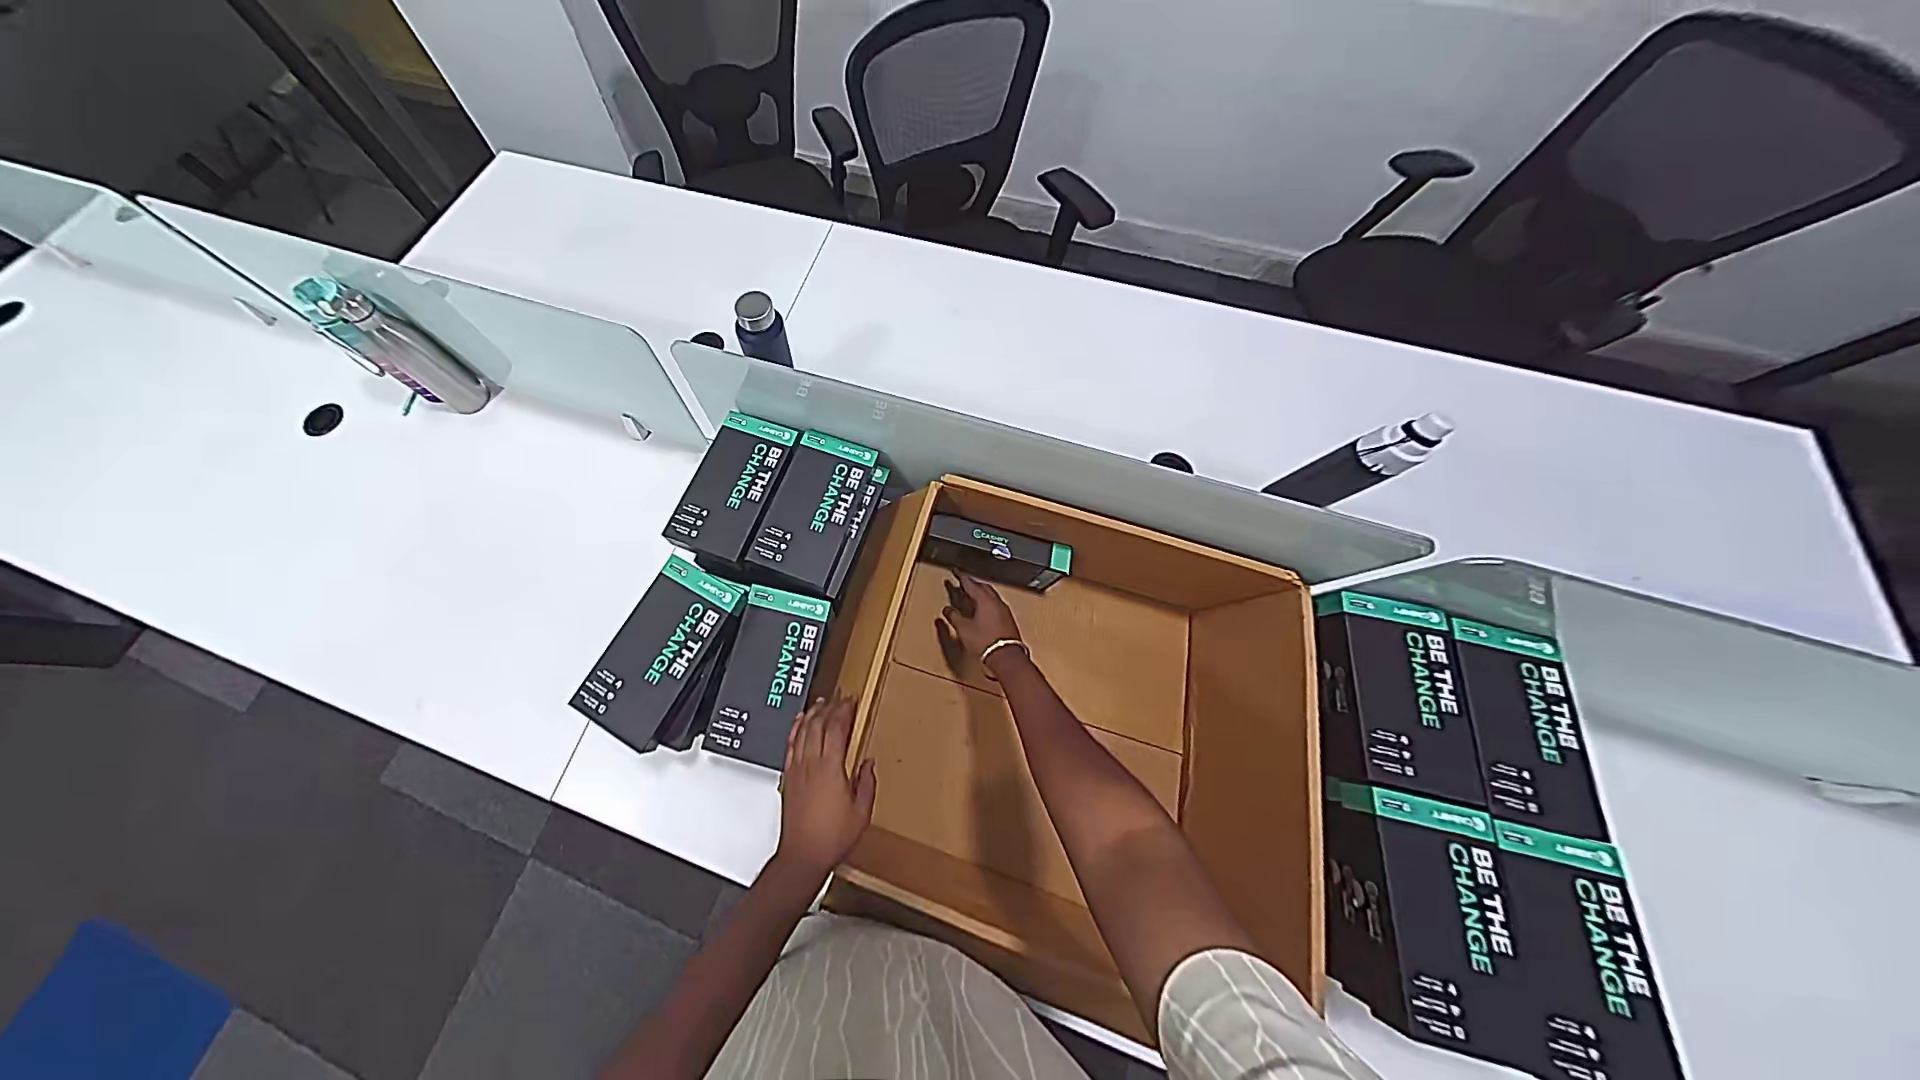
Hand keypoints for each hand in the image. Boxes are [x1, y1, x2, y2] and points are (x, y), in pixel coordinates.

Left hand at [774, 698, 876, 878]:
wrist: (802, 856)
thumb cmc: (830, 837)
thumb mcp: (861, 811)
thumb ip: (867, 783)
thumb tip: (868, 764)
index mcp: (830, 768)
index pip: (836, 727)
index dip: (844, 711)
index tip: (851, 702)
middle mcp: (810, 765)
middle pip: (818, 724)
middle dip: (830, 707)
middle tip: (840, 699)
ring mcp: (796, 770)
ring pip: (802, 731)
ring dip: (812, 714)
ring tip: (820, 703)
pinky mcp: (788, 778)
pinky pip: (790, 745)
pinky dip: (796, 729)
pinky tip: (799, 723)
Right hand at [937, 572, 1021, 663]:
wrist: (1006, 655)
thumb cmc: (985, 641)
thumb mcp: (964, 629)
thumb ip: (955, 617)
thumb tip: (948, 610)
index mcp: (984, 600)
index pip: (971, 583)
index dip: (962, 577)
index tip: (956, 572)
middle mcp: (996, 602)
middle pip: (983, 587)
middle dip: (972, 583)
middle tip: (963, 582)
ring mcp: (1004, 610)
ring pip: (991, 595)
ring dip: (981, 593)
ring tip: (971, 595)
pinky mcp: (1008, 619)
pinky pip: (996, 604)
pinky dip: (987, 602)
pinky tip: (983, 610)